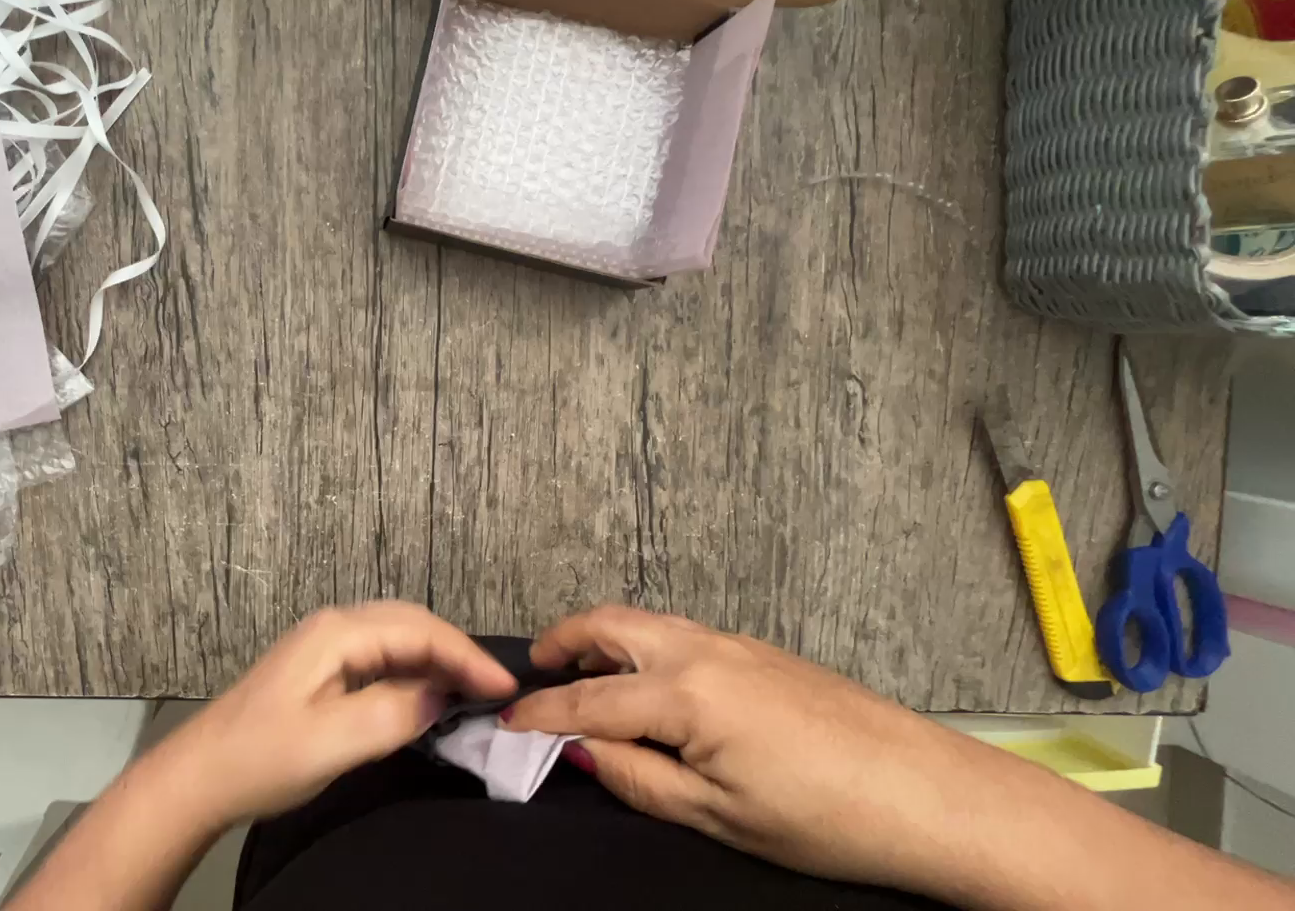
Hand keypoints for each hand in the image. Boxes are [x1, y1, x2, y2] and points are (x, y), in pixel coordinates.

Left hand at [142, 601, 516, 826]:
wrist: (201, 774)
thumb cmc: (262, 757)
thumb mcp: (332, 741)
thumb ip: (391, 713)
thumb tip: (439, 696)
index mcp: (337, 633)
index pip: (418, 631)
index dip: (465, 656)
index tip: (504, 686)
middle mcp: (334, 626)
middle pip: (410, 624)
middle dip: (456, 650)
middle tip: (495, 687)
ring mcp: (325, 644)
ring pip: (396, 636)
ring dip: (436, 657)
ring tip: (472, 687)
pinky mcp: (321, 666)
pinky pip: (381, 654)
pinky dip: (413, 668)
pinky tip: (426, 691)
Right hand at [501, 607, 1034, 894]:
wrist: (934, 794)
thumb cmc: (822, 818)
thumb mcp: (719, 816)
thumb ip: (636, 777)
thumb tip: (577, 748)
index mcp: (682, 693)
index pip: (587, 701)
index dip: (539, 713)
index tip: (504, 721)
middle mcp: (696, 648)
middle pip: (606, 625)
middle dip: (561, 641)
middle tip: (536, 670)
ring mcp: (729, 640)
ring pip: (641, 620)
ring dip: (600, 636)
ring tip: (583, 670)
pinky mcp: (754, 646)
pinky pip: (674, 629)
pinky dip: (639, 641)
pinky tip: (648, 679)